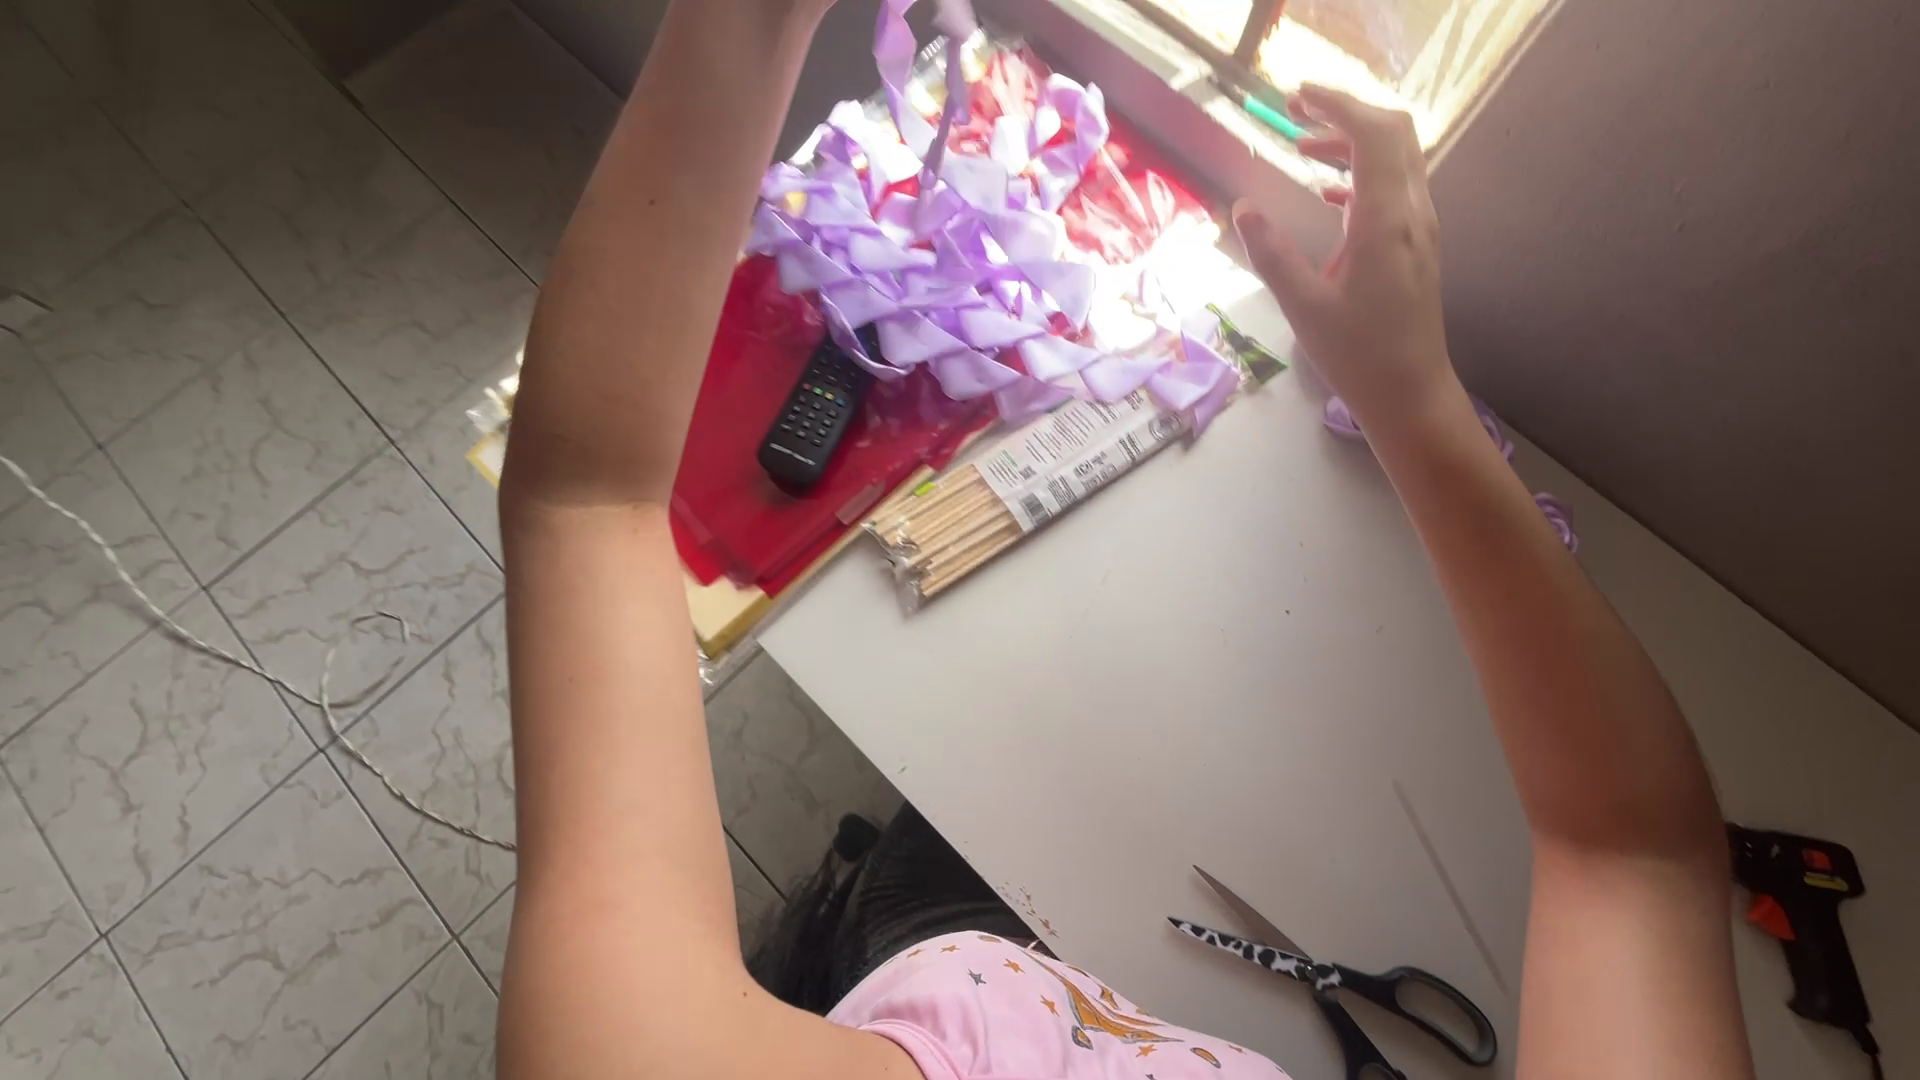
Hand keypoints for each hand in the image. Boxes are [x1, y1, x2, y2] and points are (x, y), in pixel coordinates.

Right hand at [1234, 84, 1455, 431]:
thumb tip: (1242, 210)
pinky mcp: (1415, 245)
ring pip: (1396, 158)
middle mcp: (1411, 212)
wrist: (1409, 390)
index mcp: (1383, 220)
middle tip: (1298, 113)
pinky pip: (1394, 188)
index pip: (1371, 134)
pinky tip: (1329, 194)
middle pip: (1392, 132)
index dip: (1335, 105)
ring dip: (1353, 142)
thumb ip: (1273, 254)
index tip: (1295, 98)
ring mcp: (1418, 227)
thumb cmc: (1356, 354)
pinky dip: (1362, 175)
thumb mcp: (1303, 306)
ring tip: (1305, 149)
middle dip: (1346, 112)